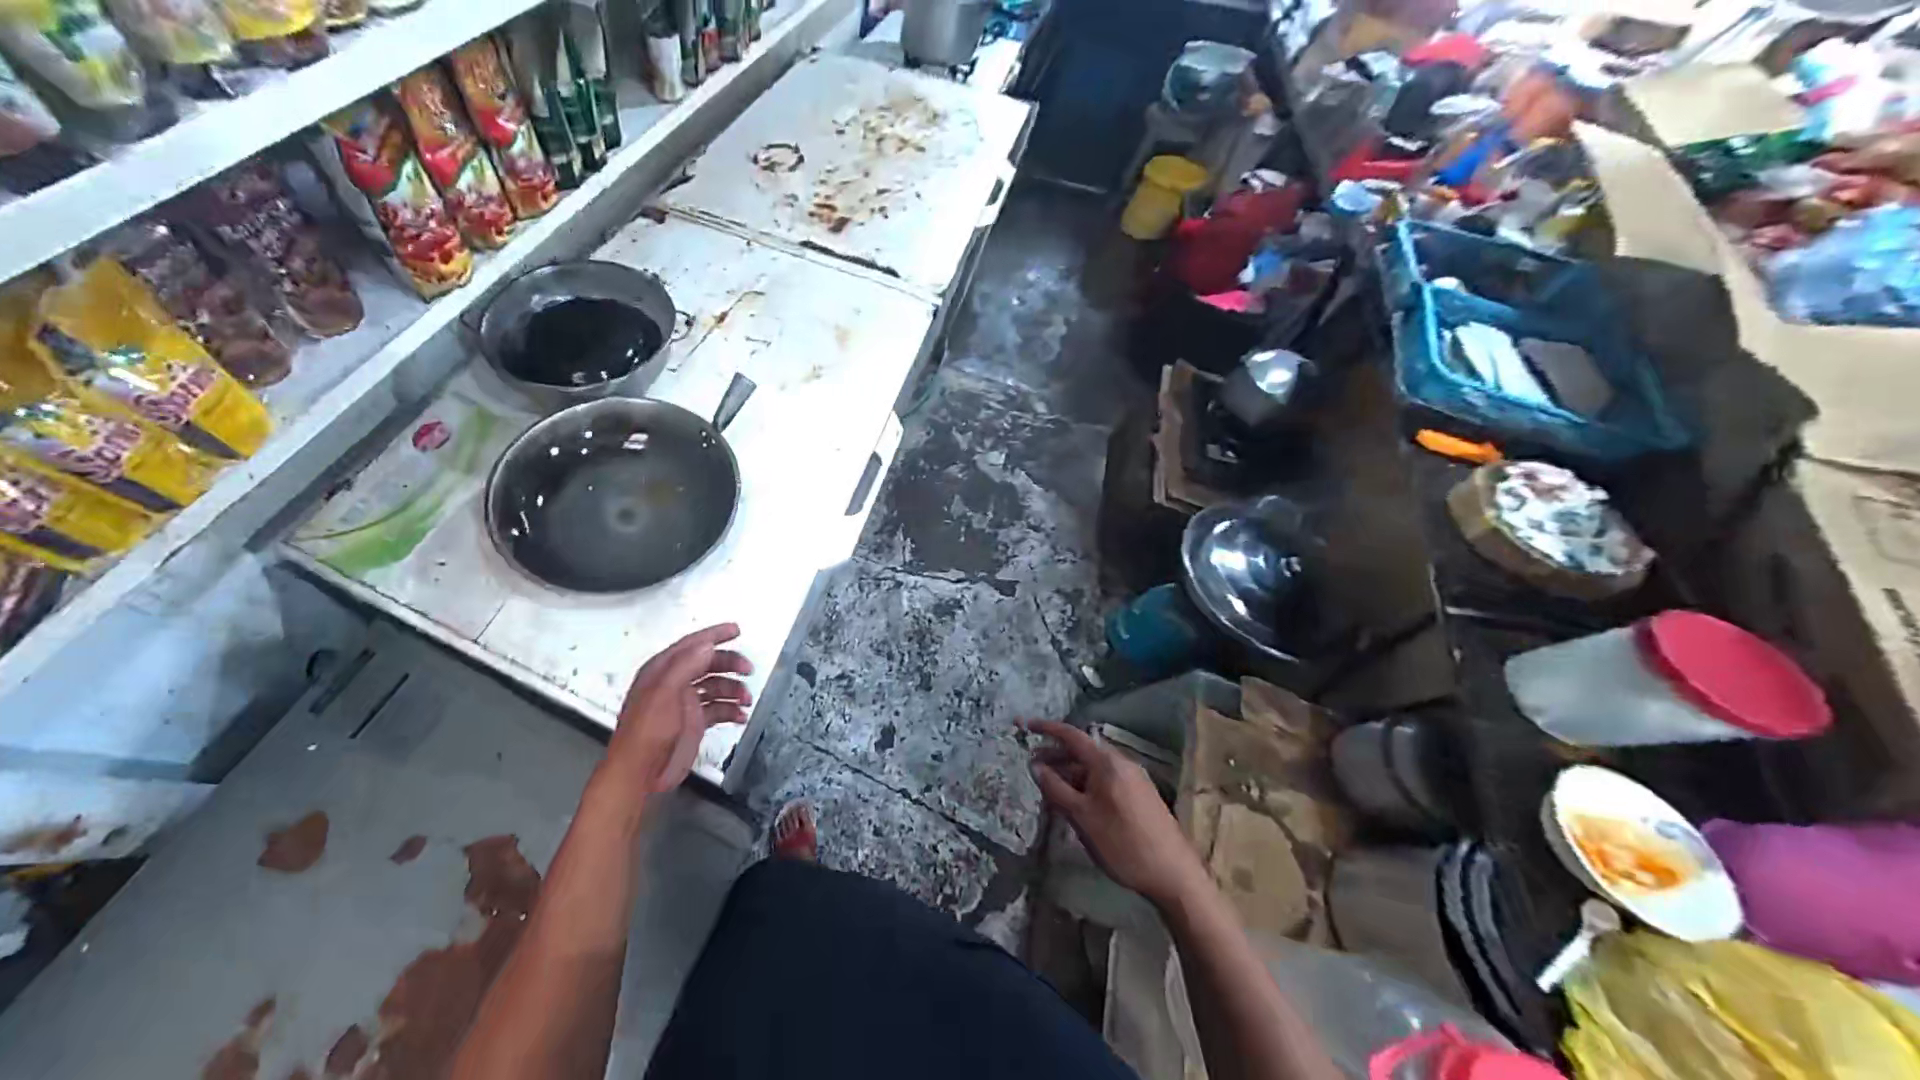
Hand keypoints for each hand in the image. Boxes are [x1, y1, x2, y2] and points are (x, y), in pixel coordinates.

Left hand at [606, 624, 753, 794]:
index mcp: (662, 672)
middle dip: (730, 664)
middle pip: (708, 664)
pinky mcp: (693, 723)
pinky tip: (740, 715)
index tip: (735, 630)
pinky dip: (732, 710)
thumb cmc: (644, 734)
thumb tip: (706, 646)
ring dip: (734, 690)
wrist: (640, 773)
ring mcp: (684, 703)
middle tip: (748, 668)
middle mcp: (674, 684)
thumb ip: (685, 666)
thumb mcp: (664, 694)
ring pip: (717, 686)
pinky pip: (718, 709)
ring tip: (746, 699)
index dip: (714, 635)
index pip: (692, 645)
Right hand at [1027, 720, 1206, 906]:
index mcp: (1107, 762)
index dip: (1048, 728)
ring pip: (1094, 768)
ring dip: (1070, 772)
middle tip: (1032, 765)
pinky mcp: (1140, 796)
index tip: (1026, 725)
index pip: (1072, 736)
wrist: (1172, 873)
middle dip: (1056, 755)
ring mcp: (1134, 779)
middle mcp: (1122, 763)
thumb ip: (1056, 788)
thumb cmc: (1122, 843)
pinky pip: (1106, 780)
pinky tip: (1076, 801)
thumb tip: (1036, 766)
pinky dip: (1085, 784)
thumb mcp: (1081, 817)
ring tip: (1049, 786)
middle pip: (1083, 751)